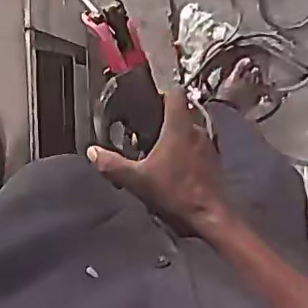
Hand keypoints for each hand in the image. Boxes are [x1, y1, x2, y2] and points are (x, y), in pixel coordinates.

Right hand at [87, 91, 234, 234]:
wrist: (210, 215)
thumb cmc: (176, 192)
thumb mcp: (138, 180)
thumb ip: (113, 164)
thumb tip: (93, 152)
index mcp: (179, 127)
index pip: (175, 93)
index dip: (162, 92)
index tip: (150, 98)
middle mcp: (198, 129)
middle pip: (184, 108)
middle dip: (168, 113)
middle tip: (150, 124)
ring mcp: (209, 144)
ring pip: (193, 126)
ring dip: (179, 130)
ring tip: (161, 143)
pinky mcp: (214, 159)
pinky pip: (200, 143)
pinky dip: (189, 145)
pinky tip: (176, 161)